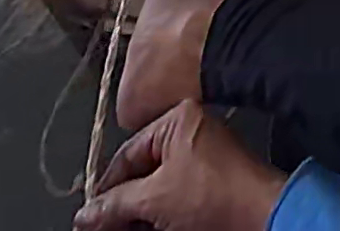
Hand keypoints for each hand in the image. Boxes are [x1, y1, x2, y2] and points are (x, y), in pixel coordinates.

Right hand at [73, 101, 285, 230]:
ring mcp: (200, 154)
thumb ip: (114, 204)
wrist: (254, 210)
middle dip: (119, 204)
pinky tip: (145, 227)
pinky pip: (171, 193)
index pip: (127, 153)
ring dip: (135, 213)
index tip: (86, 220)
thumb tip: (85, 213)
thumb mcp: (153, 198)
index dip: (103, 189)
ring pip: (153, 186)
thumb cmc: (209, 193)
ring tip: (122, 230)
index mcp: (179, 120)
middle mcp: (190, 130)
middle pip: (140, 170)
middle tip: (101, 230)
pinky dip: (155, 213)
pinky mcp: (207, 177)